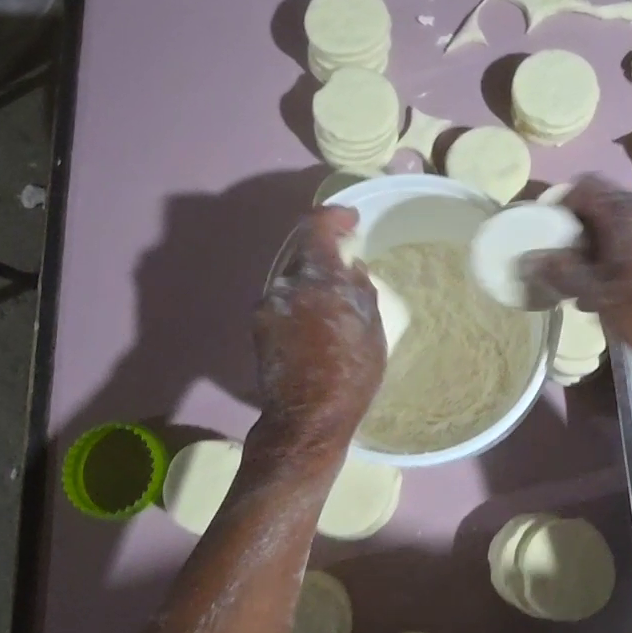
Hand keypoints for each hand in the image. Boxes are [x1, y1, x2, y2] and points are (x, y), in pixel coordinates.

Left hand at [253, 206, 385, 452]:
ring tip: (333, 306)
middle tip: (346, 269)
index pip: (316, 226)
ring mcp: (267, 305)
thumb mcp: (372, 329)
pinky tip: (315, 326)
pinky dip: (299, 303)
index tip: (351, 220)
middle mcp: (286, 284)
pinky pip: (282, 301)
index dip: (334, 216)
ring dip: (311, 283)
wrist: (308, 416)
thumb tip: (350, 266)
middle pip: (302, 253)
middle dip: (324, 256)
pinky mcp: (259, 326)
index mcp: (317, 278)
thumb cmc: (351, 374)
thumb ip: (360, 290)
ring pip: (291, 279)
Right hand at [526, 175, 631, 378]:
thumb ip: (564, 272)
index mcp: (631, 215)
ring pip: (621, 226)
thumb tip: (530, 258)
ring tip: (584, 285)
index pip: (585, 187)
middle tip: (563, 266)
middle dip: (578, 233)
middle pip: (603, 206)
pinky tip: (611, 290)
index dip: (561, 206)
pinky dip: (620, 256)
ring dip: (598, 249)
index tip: (547, 236)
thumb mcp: (602, 296)